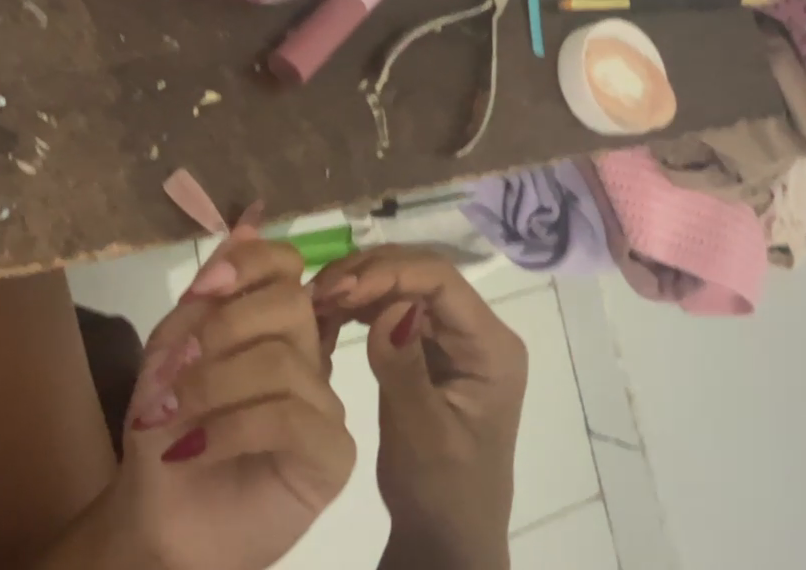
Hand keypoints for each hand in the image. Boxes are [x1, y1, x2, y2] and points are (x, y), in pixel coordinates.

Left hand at [48, 231, 354, 569]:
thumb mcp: (170, 350)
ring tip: (173, 416)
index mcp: (266, 324)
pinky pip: (289, 417)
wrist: (159, 512)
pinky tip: (195, 448)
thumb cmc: (165, 426)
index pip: (284, 264)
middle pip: (289, 304)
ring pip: (283, 362)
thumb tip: (247, 222)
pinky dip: (230, 427)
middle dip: (223, 329)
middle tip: (177, 369)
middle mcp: (306, 354)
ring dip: (212, 386)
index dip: (249, 263)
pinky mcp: (333, 454)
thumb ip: (207, 295)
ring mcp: (325, 404)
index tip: (207, 287)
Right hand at [311, 246, 526, 569]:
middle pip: (418, 271)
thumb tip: (390, 305)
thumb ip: (405, 366)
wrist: (444, 534)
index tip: (337, 291)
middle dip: (365, 272)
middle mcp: (475, 330)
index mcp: (491, 348)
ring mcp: (450, 335)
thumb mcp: (422, 433)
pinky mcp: (425, 344)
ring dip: (355, 284)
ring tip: (314, 301)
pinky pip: (388, 303)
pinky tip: (326, 314)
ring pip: (399, 281)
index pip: (440, 280)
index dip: (387, 273)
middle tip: (316, 292)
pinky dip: (355, 303)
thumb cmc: (441, 489)